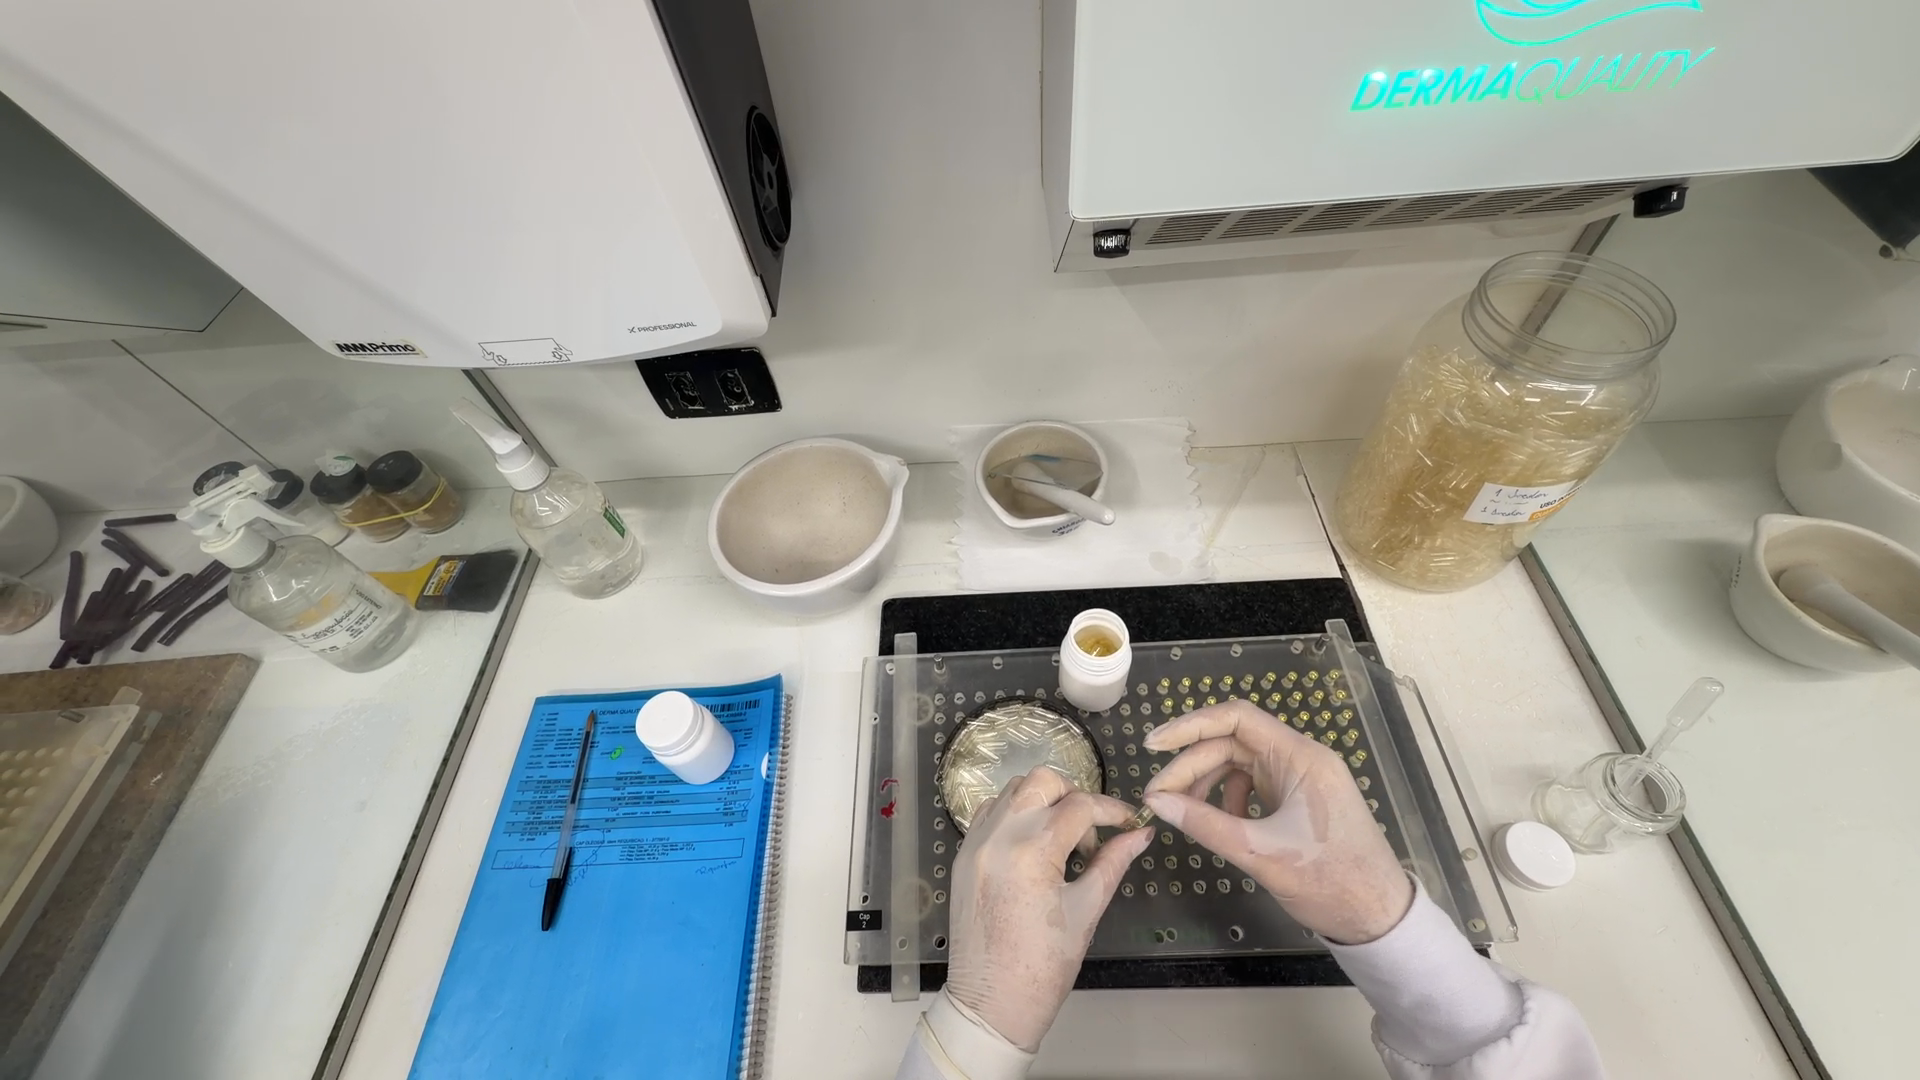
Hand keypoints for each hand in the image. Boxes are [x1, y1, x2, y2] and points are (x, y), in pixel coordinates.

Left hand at [944, 766, 1155, 1052]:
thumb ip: (1112, 863)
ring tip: (1062, 838)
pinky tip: (1032, 842)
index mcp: (1032, 849)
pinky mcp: (963, 852)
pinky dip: (1015, 813)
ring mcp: (976, 840)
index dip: (1111, 810)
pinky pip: (991, 810)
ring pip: (1013, 789)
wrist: (991, 1004)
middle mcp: (999, 833)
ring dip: (1043, 800)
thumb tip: (1141, 835)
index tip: (1129, 822)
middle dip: (1073, 794)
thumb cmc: (1044, 966)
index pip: (1080, 806)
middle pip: (1042, 781)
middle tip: (1091, 829)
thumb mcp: (1086, 911)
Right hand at [1142, 700, 1411, 944]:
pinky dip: (1225, 798)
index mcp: (1300, 757)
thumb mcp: (1261, 854)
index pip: (1235, 718)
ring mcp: (1297, 778)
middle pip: (1230, 743)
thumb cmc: (1330, 883)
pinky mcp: (1295, 798)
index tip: (1154, 745)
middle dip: (1190, 766)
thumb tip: (1155, 802)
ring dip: (1204, 782)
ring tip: (1181, 811)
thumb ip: (1204, 823)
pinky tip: (1219, 823)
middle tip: (1157, 796)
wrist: (1382, 923)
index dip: (1189, 725)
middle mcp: (1299, 758)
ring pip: (1236, 763)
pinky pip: (1249, 783)